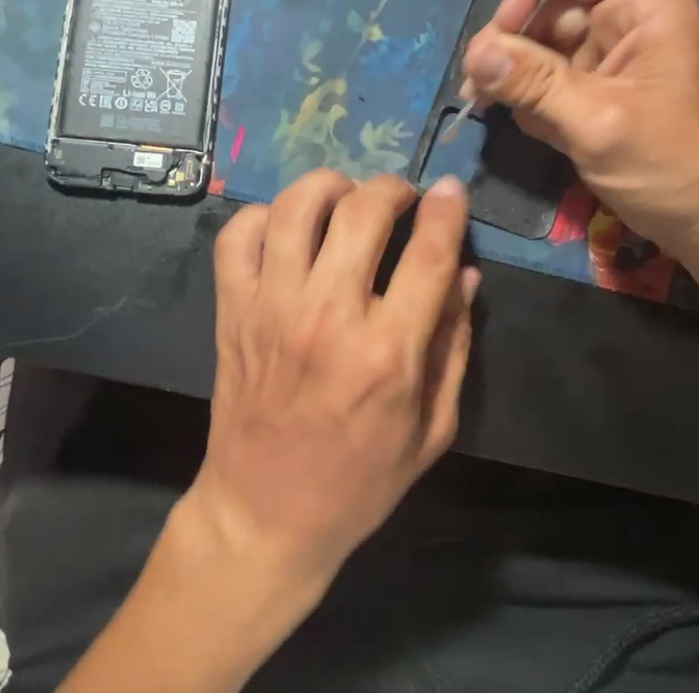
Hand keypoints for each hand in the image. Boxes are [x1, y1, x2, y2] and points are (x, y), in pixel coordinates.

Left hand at [183, 170, 478, 590]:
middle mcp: (328, 316)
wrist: (266, 512)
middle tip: (404, 196)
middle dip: (392, 187)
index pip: (429, 253)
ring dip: (329, 185)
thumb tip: (467, 273)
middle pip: (362, 211)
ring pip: (294, 208)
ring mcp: (271, 308)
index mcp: (387, 351)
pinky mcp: (231, 311)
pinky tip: (285, 227)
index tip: (454, 190)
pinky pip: (237, 236)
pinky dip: (263, 216)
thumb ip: (453, 346)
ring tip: (346, 196)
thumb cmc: (360, 480)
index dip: (448, 210)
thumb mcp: (432, 429)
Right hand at [459, 0, 698, 260]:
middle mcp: (627, 21)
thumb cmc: (670, 167)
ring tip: (488, 104)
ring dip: (513, 71)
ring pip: (542, 40)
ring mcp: (610, 55)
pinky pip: (548, 74)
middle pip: (552, 1)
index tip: (500, 30)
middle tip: (477, 82)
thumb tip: (475, 53)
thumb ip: (534, 83)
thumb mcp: (597, 122)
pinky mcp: (596, 87)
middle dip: (512, 38)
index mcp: (646, 8)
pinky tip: (527, 123)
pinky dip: (529, 95)